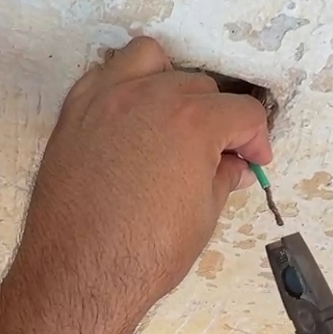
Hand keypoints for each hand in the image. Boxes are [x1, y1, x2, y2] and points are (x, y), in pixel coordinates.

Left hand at [0, 37, 272, 333]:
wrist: (78, 273)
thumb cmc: (145, 254)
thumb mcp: (203, 217)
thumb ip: (223, 178)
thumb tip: (233, 164)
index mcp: (194, 120)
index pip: (245, 112)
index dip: (257, 141)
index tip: (253, 161)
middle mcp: (152, 95)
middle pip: (202, 87)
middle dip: (217, 120)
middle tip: (213, 157)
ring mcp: (108, 97)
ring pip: (152, 60)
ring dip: (170, 82)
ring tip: (171, 120)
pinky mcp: (75, 110)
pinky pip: (106, 74)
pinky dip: (125, 86)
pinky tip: (130, 121)